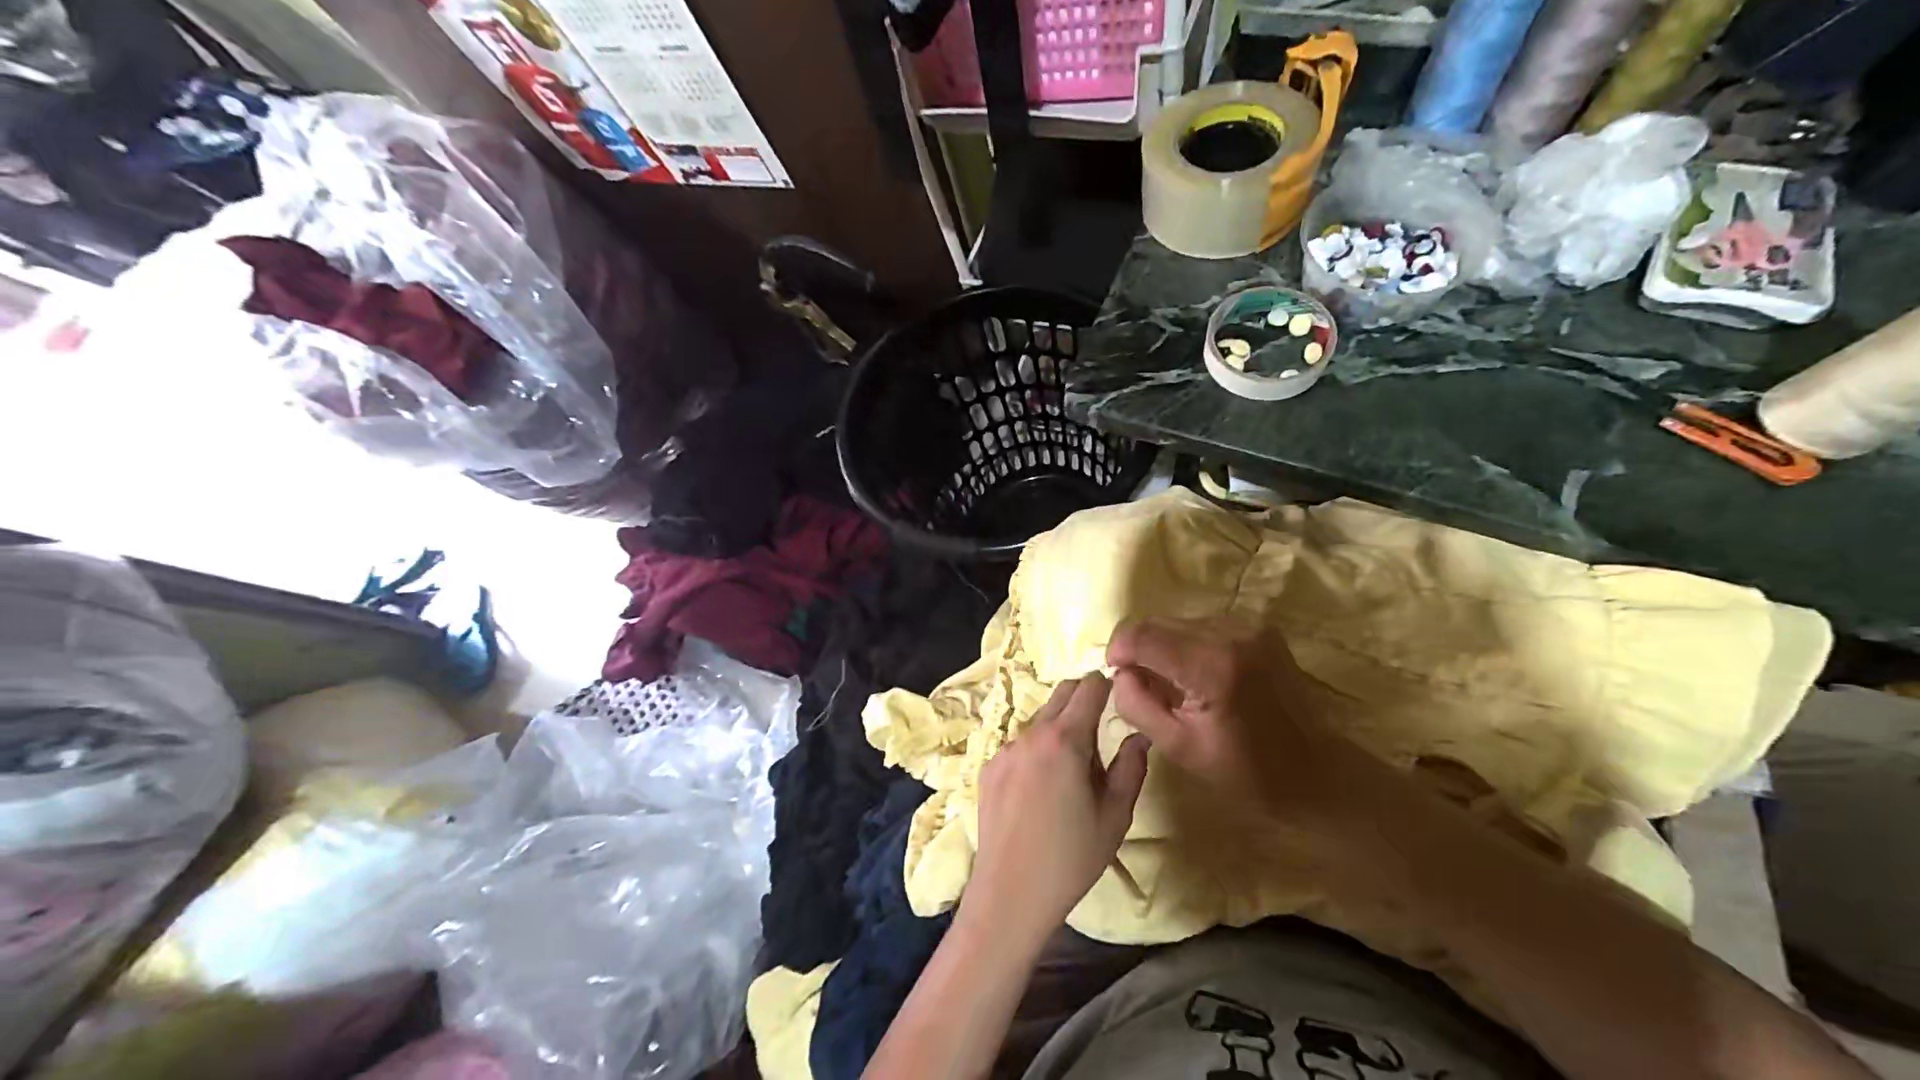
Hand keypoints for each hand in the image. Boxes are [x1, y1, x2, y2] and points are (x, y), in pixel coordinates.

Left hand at [965, 674, 1149, 943]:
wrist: (1010, 894)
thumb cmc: (1072, 858)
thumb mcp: (1115, 816)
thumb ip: (1131, 766)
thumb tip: (1139, 735)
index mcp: (1065, 740)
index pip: (1089, 687)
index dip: (1107, 685)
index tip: (1121, 696)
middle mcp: (1030, 734)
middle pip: (1061, 694)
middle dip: (1084, 699)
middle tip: (1102, 730)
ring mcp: (1004, 749)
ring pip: (1039, 720)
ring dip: (1060, 728)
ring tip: (1073, 771)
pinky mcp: (988, 768)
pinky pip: (1020, 744)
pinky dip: (1037, 750)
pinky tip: (1042, 789)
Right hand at [1106, 618, 1380, 832]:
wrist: (1316, 772)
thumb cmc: (1245, 771)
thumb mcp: (1178, 747)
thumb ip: (1137, 704)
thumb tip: (1119, 673)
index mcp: (1212, 665)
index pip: (1142, 634)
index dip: (1118, 650)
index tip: (1115, 675)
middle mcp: (1231, 632)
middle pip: (1158, 622)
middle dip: (1139, 649)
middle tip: (1141, 685)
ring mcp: (1249, 626)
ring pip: (1178, 621)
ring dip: (1163, 646)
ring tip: (1172, 684)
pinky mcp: (1259, 627)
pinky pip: (1203, 626)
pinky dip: (1188, 645)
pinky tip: (1196, 676)